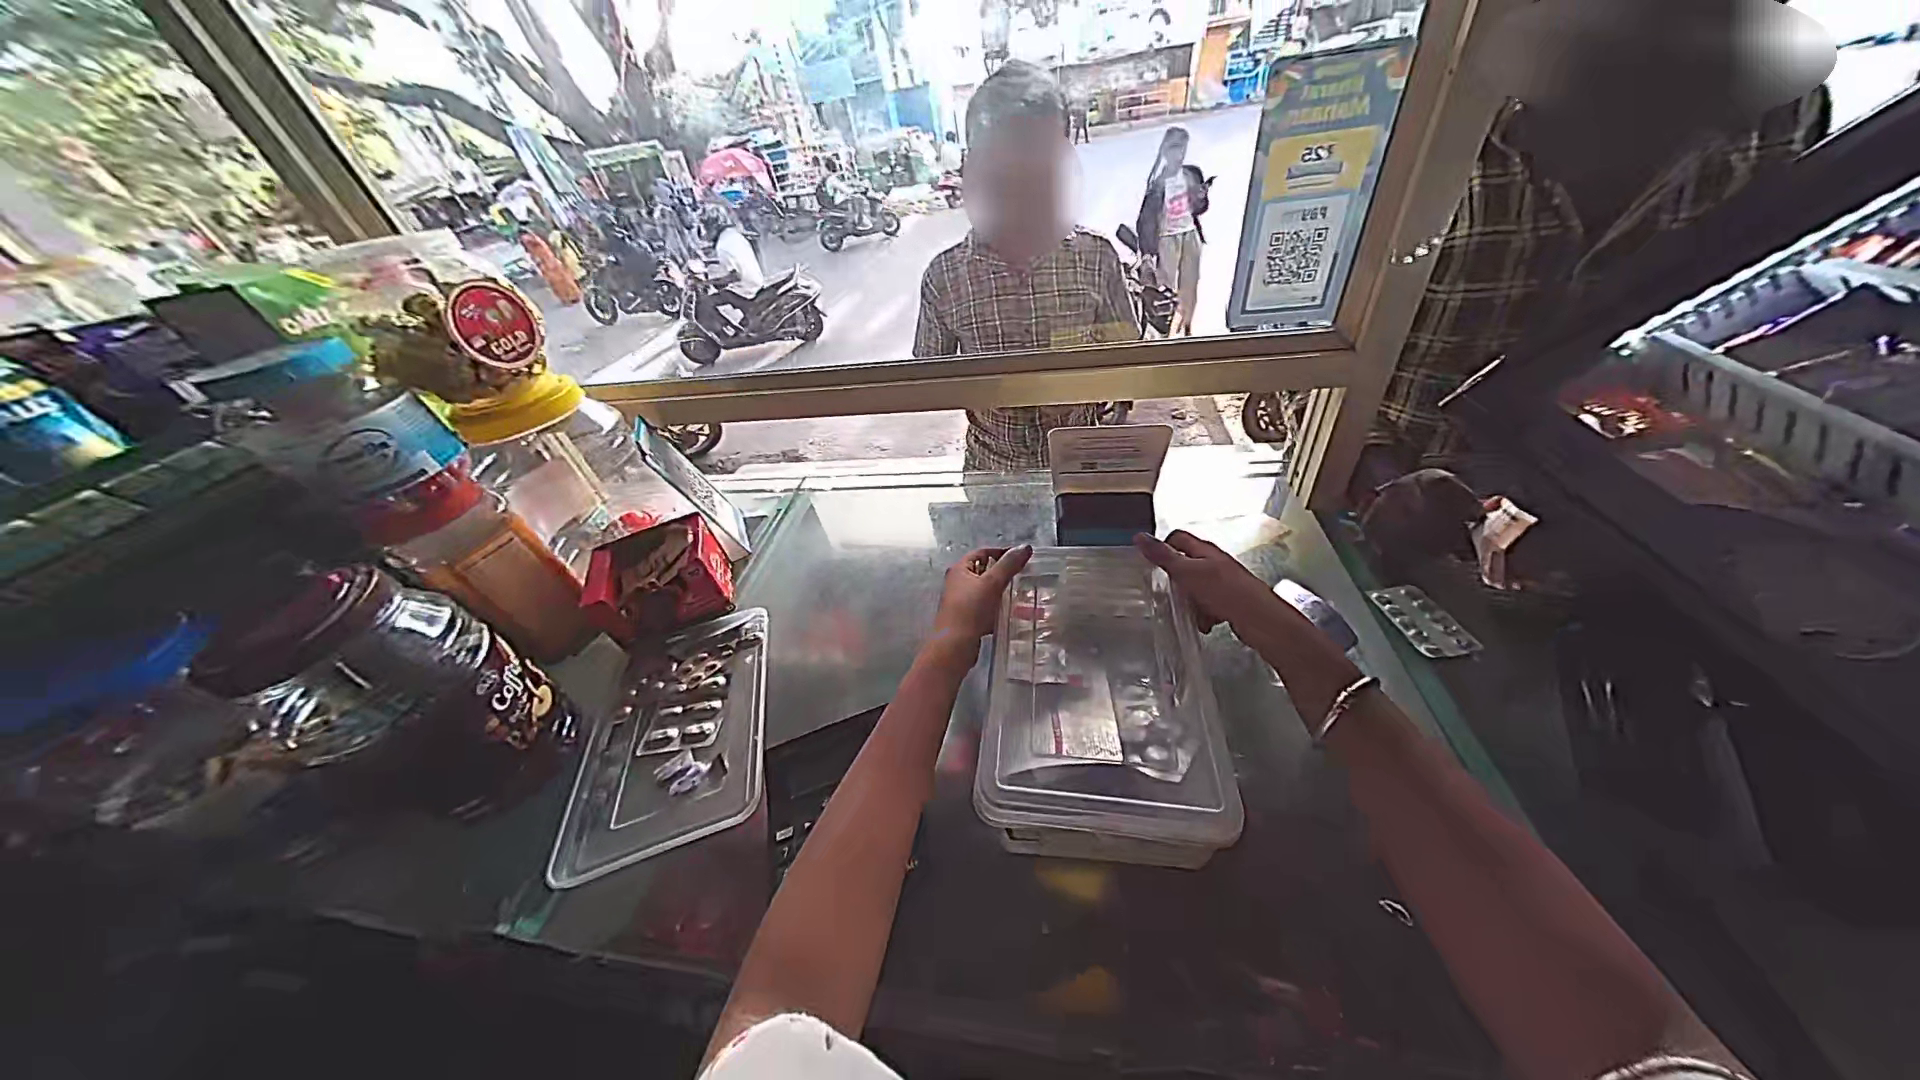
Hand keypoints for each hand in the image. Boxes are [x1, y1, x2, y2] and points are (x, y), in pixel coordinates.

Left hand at [931, 545, 1032, 643]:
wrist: (954, 646)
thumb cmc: (970, 610)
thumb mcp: (991, 583)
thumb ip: (1009, 565)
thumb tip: (1025, 547)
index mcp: (959, 570)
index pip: (982, 552)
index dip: (1001, 552)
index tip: (1021, 557)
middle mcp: (958, 584)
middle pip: (985, 573)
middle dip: (1006, 575)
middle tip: (1026, 577)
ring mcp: (962, 603)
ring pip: (988, 593)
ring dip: (1006, 594)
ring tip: (1027, 598)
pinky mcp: (968, 620)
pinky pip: (988, 610)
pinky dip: (1001, 611)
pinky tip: (1016, 616)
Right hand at [1132, 530, 1270, 631]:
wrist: (1256, 618)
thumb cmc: (1223, 591)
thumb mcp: (1186, 571)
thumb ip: (1163, 556)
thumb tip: (1140, 537)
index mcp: (1205, 551)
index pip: (1178, 538)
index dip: (1163, 546)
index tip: (1151, 560)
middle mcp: (1216, 563)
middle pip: (1187, 564)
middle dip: (1175, 578)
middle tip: (1165, 589)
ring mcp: (1224, 582)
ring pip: (1197, 587)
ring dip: (1189, 599)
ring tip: (1185, 610)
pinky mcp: (1230, 601)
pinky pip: (1209, 605)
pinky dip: (1203, 614)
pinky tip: (1202, 623)